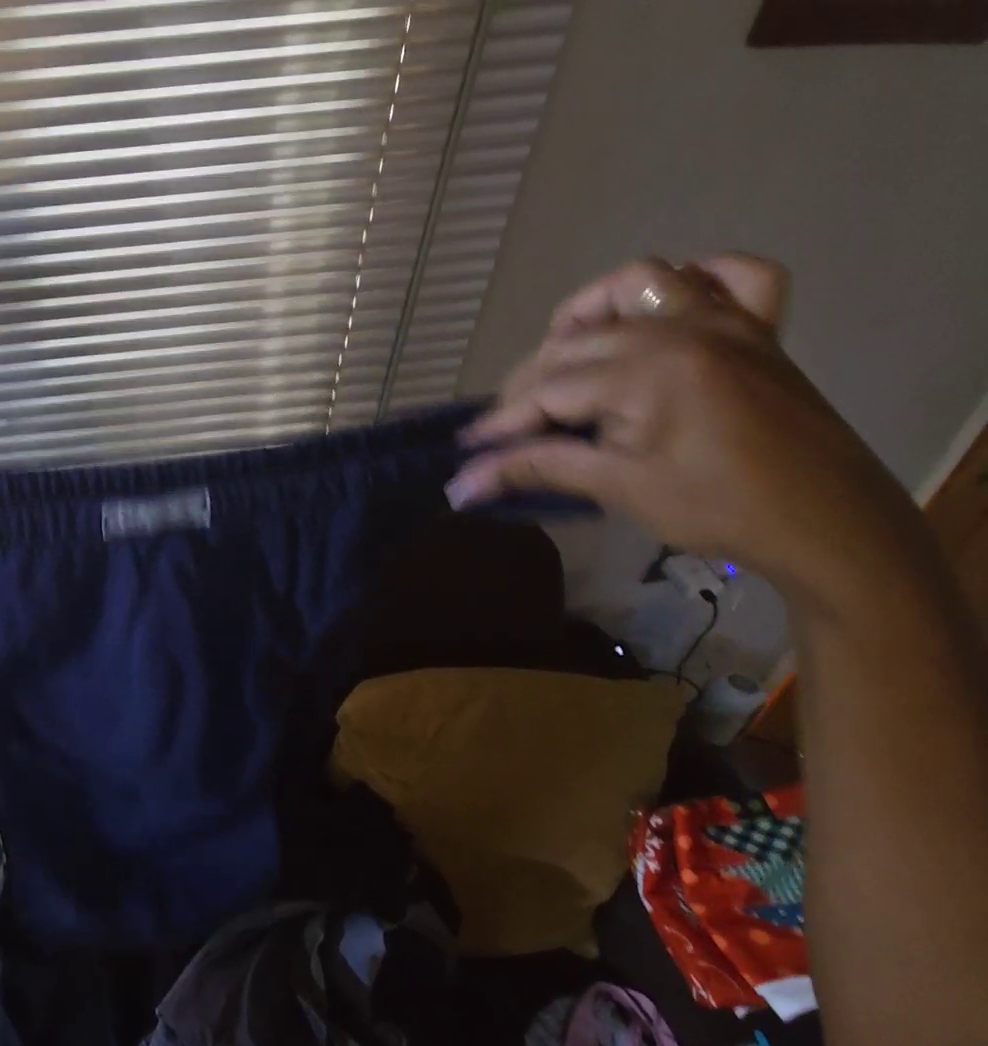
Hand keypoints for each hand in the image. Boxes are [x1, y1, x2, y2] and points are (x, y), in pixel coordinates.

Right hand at [446, 255, 923, 606]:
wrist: (828, 525)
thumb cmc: (719, 510)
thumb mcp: (619, 489)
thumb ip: (537, 469)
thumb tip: (461, 484)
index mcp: (651, 371)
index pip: (549, 388)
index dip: (502, 421)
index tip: (468, 449)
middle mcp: (685, 329)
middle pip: (578, 340)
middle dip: (530, 383)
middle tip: (510, 429)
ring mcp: (728, 322)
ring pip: (642, 282)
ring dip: (594, 310)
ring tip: (568, 354)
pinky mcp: (758, 331)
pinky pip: (733, 277)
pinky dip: (694, 281)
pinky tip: (663, 313)